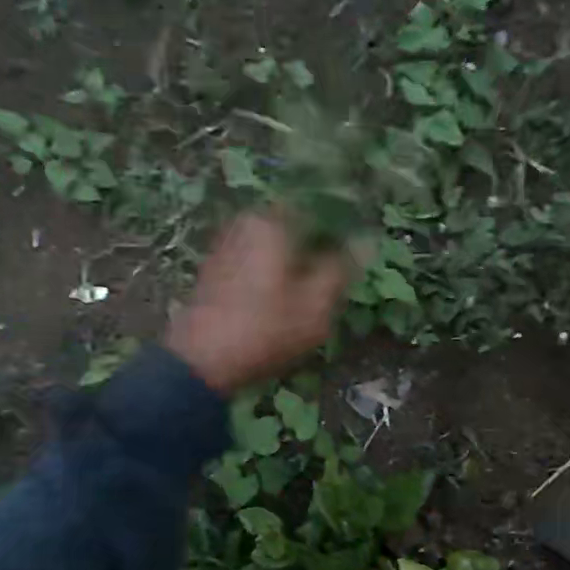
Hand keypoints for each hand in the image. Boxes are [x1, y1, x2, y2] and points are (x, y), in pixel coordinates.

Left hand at [165, 213, 352, 393]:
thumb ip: (341, 270)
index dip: (342, 226)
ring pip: (273, 245)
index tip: (359, 246)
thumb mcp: (316, 305)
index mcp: (272, 224)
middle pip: (293, 227)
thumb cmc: (267, 330)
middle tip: (338, 273)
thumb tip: (366, 243)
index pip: (317, 209)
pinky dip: (273, 273)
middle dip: (316, 245)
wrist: (204, 360)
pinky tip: (284, 299)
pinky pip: (256, 261)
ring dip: (295, 261)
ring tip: (314, 289)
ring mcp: (226, 246)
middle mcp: (245, 224)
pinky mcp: (215, 270)